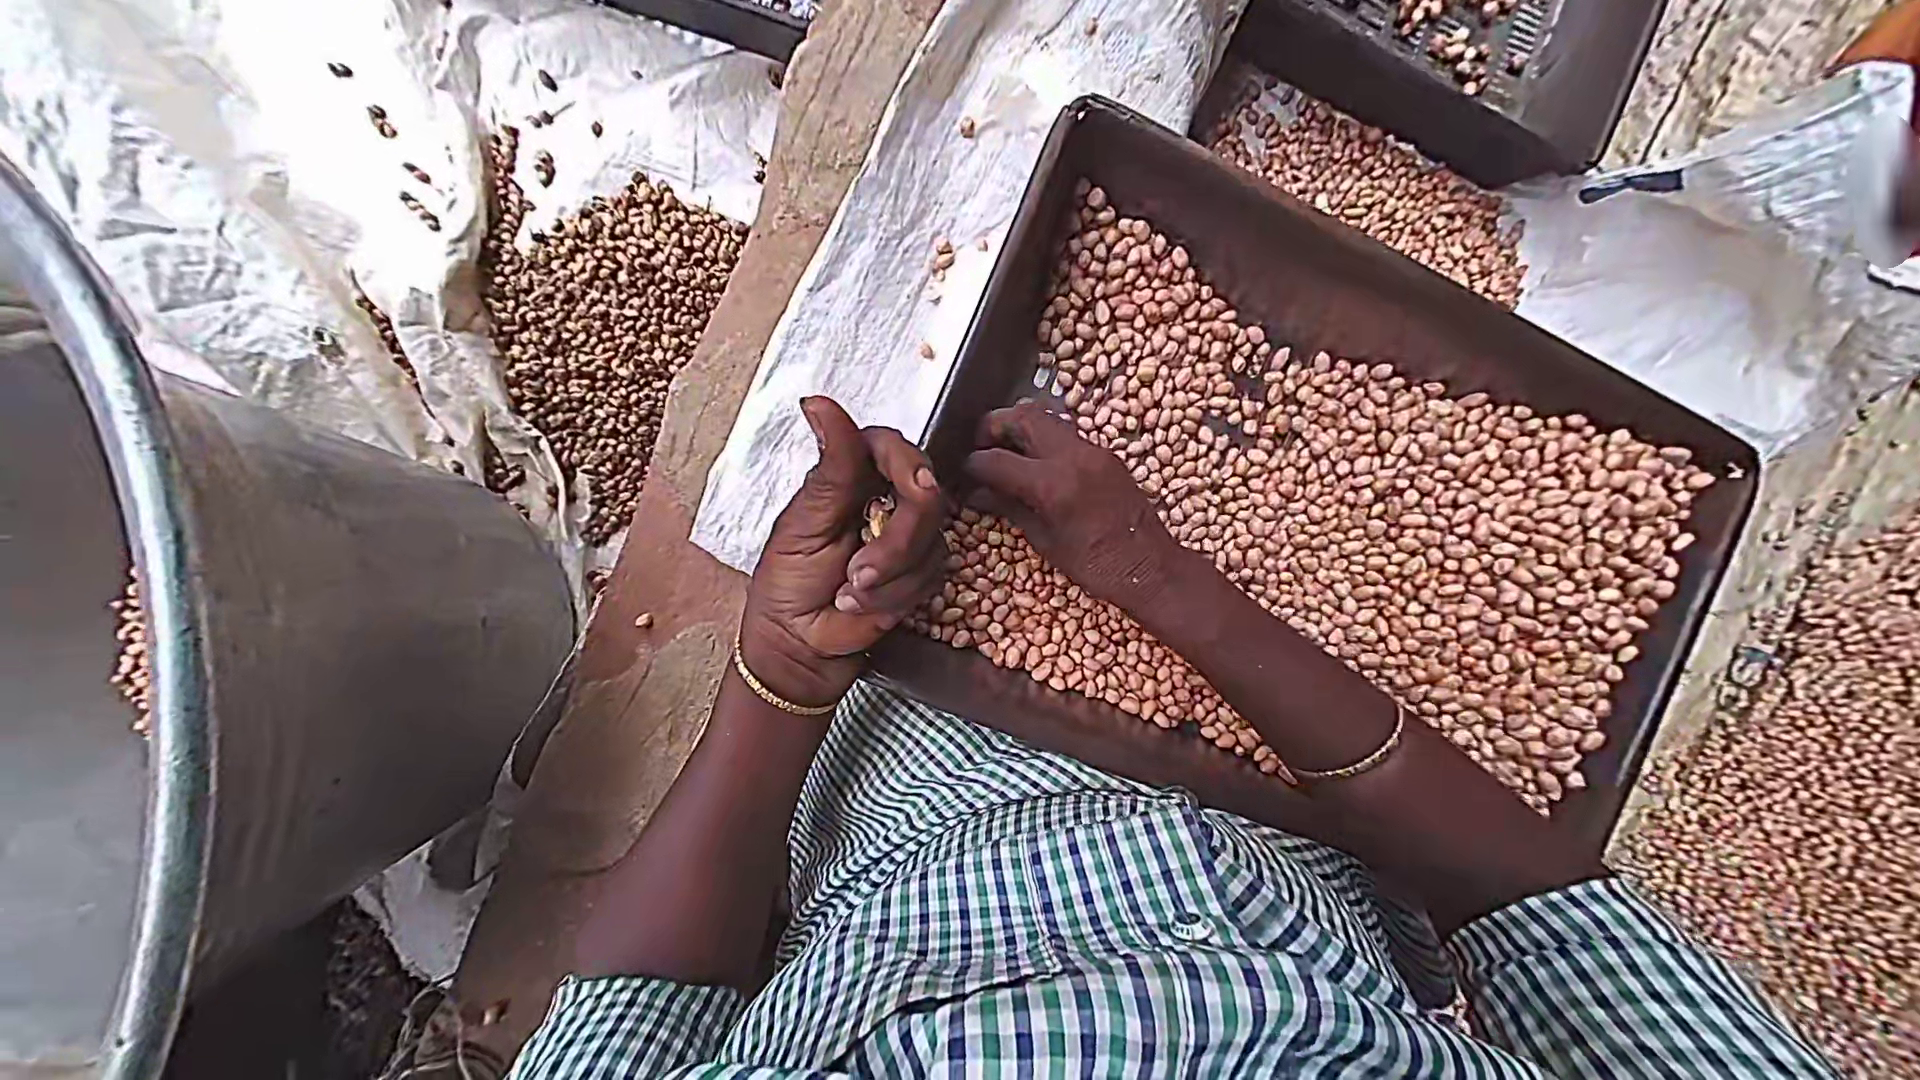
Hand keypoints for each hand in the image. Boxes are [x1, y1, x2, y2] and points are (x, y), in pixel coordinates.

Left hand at [741, 396, 948, 708]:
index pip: (894, 448)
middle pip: (926, 495)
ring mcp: (906, 536)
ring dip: (891, 576)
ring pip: (933, 540)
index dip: (908, 463)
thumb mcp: (805, 524)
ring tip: (849, 593)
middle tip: (859, 573)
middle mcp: (884, 500)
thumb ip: (832, 468)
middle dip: (897, 542)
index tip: (914, 485)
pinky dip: (898, 595)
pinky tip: (866, 604)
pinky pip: (933, 573)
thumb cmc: (788, 585)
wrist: (798, 646)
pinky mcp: (920, 570)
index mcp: (851, 478)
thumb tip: (818, 403)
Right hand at [963, 401, 1182, 611]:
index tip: (964, 470)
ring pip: (1047, 418)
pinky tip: (1034, 463)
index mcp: (1053, 485)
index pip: (997, 460)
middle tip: (980, 444)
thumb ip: (1009, 508)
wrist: (1150, 567)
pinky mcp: (1107, 455)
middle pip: (1023, 417)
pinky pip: (1067, 434)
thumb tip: (978, 494)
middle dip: (994, 426)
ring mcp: (1094, 451)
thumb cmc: (1095, 566)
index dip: (973, 463)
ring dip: (1021, 428)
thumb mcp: (1045, 540)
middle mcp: (1074, 457)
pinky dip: (1044, 439)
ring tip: (1005, 451)